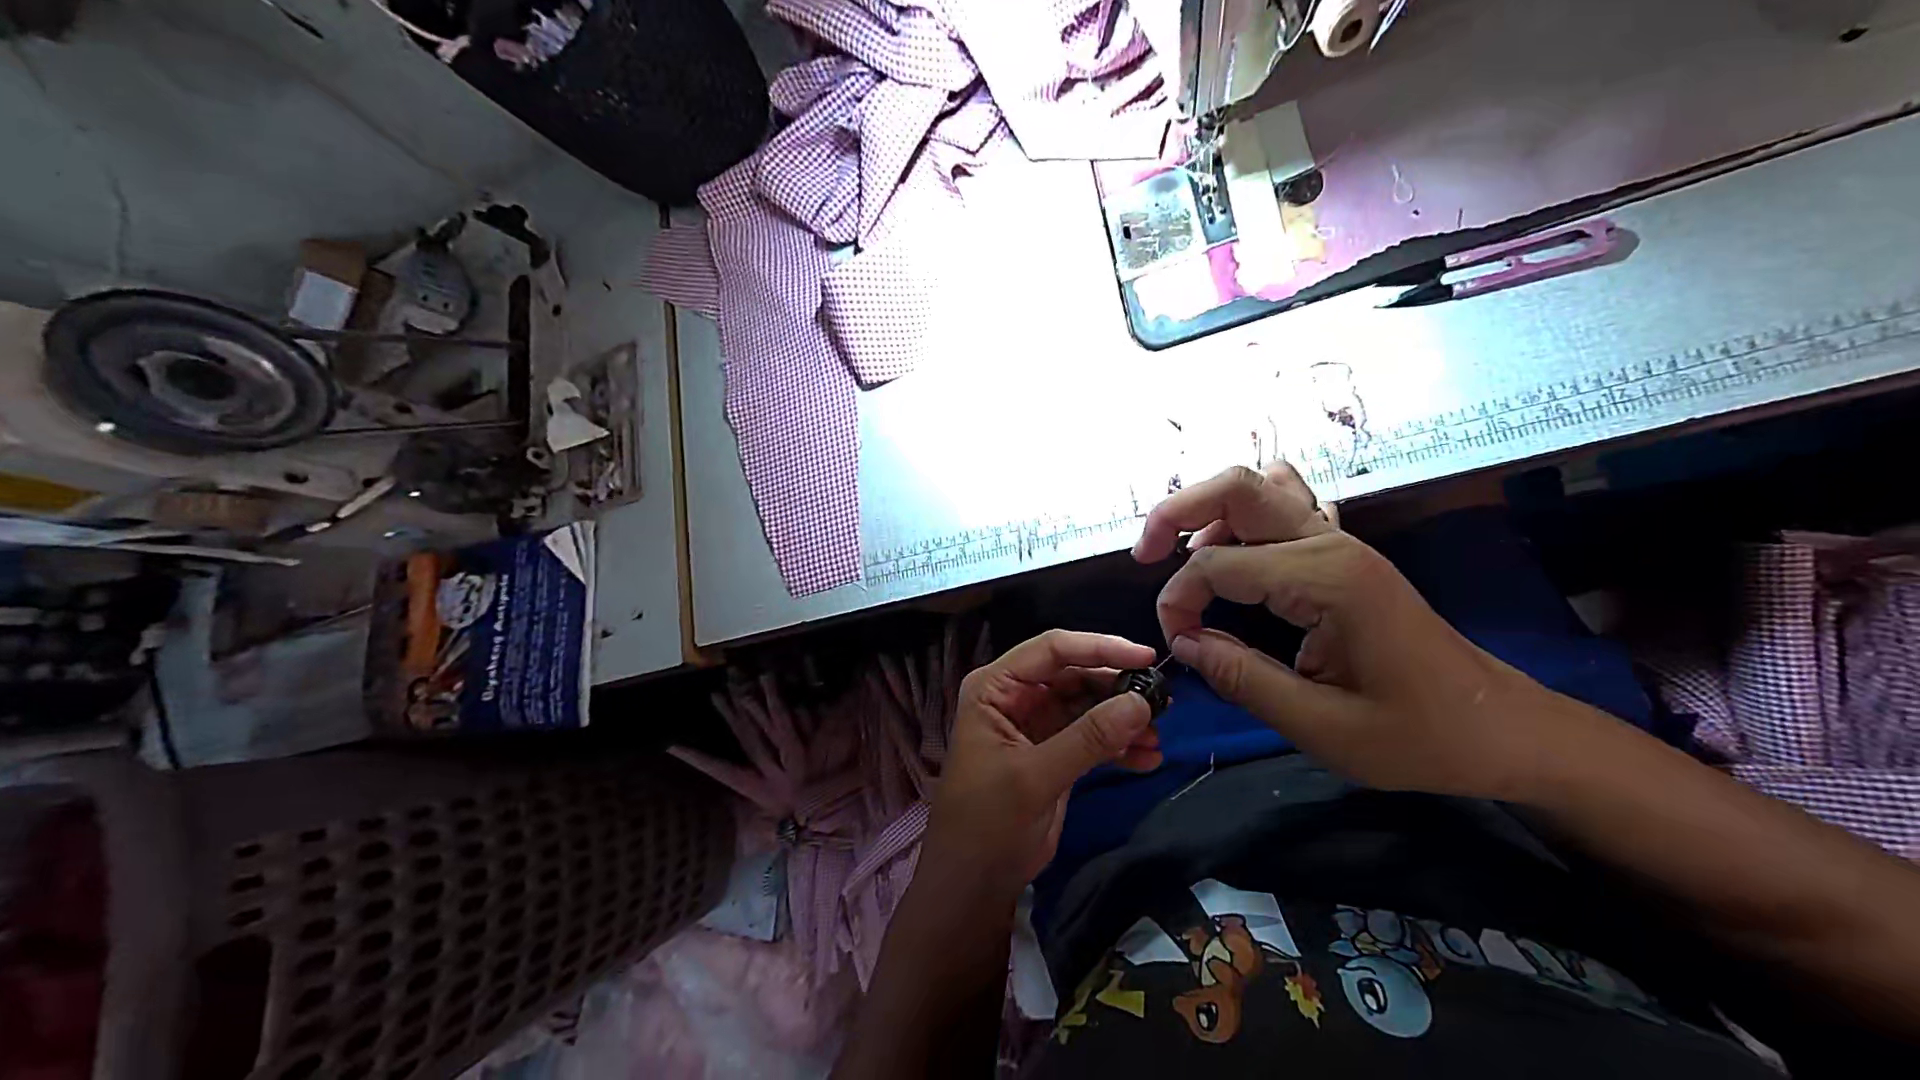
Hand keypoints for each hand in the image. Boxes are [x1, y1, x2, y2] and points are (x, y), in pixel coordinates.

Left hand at [926, 630, 1162, 892]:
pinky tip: (1147, 759)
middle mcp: (1016, 697)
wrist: (973, 884)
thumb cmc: (986, 824)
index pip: (1052, 650)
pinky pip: (1093, 737)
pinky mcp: (1055, 753)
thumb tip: (1141, 702)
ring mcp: (1037, 725)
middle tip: (1163, 704)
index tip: (1146, 657)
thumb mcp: (1034, 778)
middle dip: (1117, 688)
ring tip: (1157, 737)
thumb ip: (1086, 738)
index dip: (1099, 648)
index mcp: (995, 687)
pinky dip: (1119, 745)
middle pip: (1075, 675)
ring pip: (1089, 705)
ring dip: (1123, 718)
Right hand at [1136, 463, 1584, 801]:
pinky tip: (1235, 551)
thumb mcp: (1320, 726)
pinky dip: (1247, 515)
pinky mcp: (1345, 553)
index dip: (1178, 600)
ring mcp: (1341, 541)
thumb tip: (1182, 641)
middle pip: (1237, 486)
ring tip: (1184, 553)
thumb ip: (1240, 678)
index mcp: (1326, 581)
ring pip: (1261, 485)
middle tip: (1143, 556)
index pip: (1217, 565)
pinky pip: (1288, 504)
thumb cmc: (1419, 736)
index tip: (1176, 643)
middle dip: (1175, 512)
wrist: (1502, 728)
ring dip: (1211, 509)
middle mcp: (1331, 544)